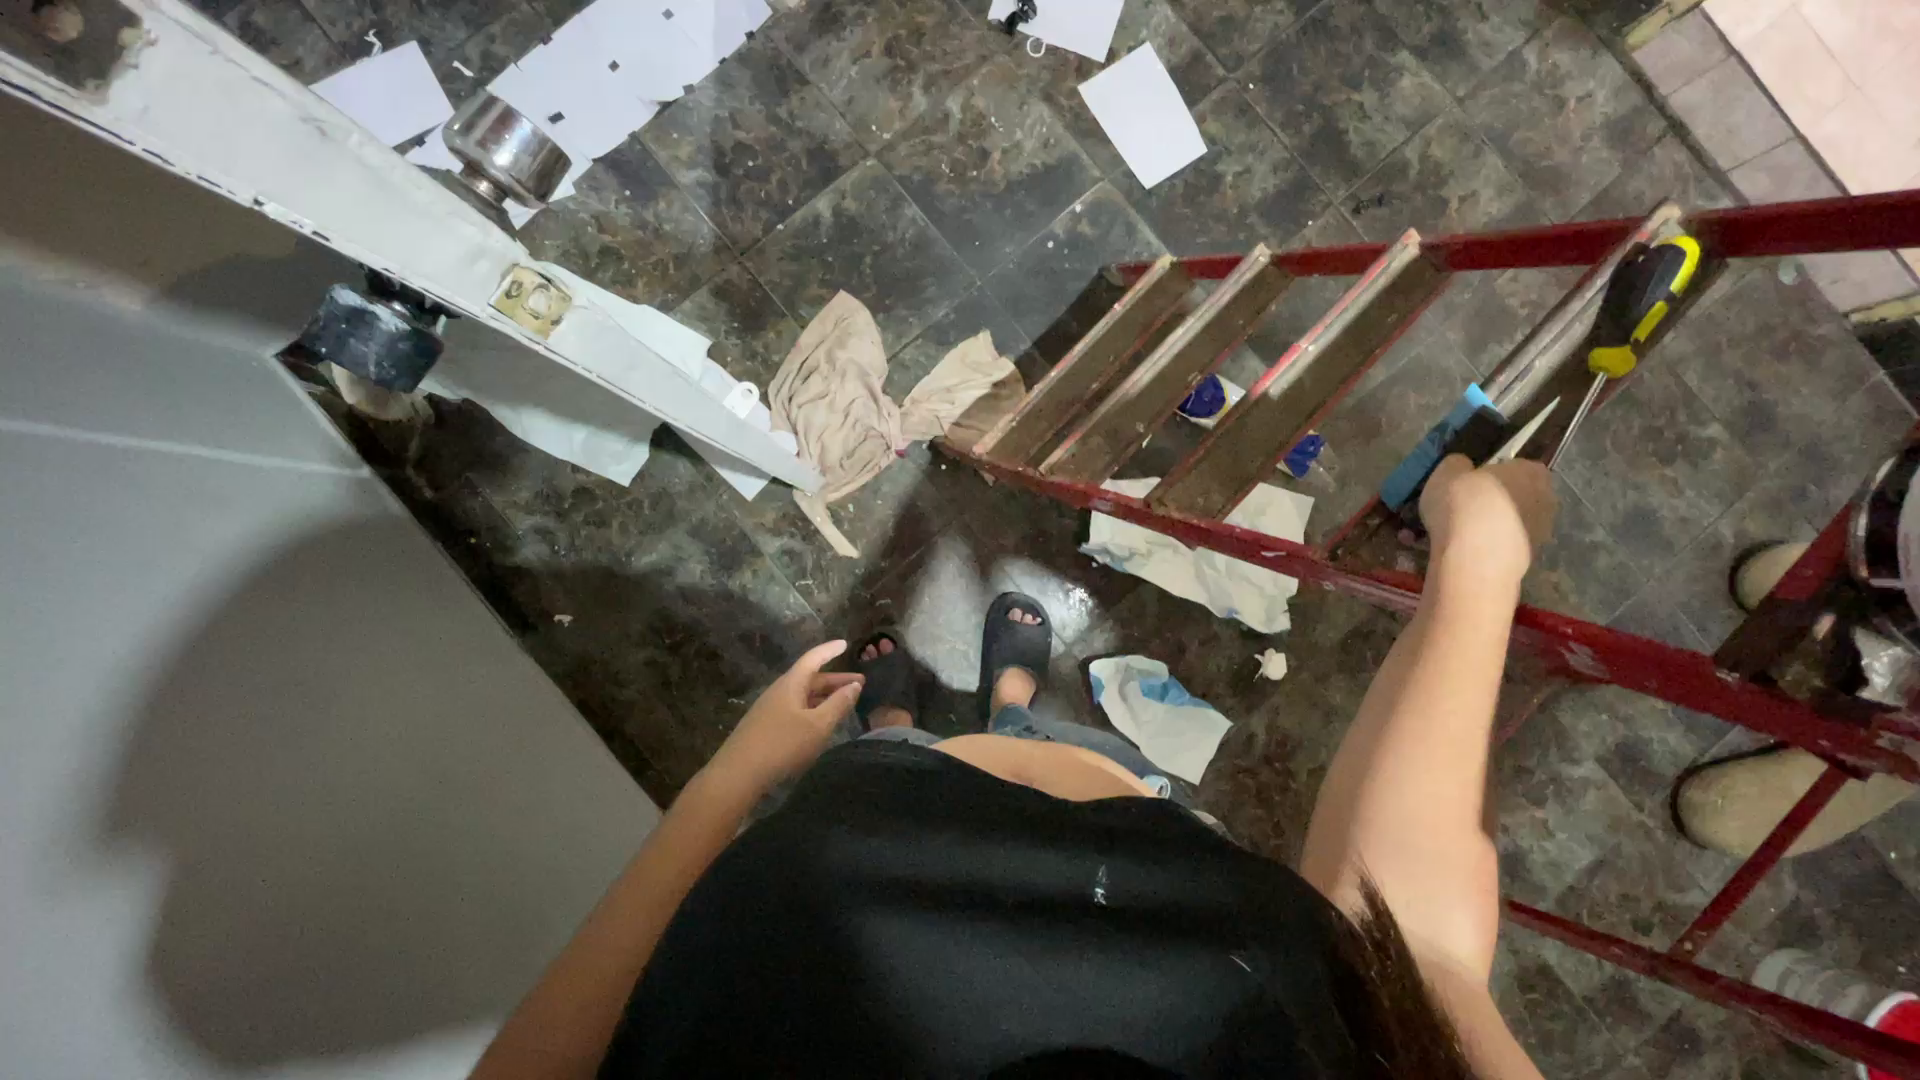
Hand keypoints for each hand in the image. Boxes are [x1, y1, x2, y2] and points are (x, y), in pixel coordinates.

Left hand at [709, 640, 863, 788]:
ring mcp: (770, 709)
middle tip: (859, 683)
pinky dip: (813, 710)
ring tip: (844, 702)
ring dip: (824, 696)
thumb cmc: (783, 745)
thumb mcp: (818, 725)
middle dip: (835, 680)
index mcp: (791, 684)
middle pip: (810, 678)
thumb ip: (839, 704)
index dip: (830, 650)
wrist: (738, 774)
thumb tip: (855, 685)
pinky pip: (795, 709)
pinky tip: (821, 722)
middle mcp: (779, 691)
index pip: (813, 659)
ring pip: (803, 696)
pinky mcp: (766, 727)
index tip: (845, 644)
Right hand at [1419, 455, 1556, 583]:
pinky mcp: (1530, 557)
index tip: (1466, 484)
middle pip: (1515, 495)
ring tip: (1456, 535)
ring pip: (1509, 522)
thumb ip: (1457, 464)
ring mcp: (1541, 530)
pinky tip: (1463, 551)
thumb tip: (1461, 466)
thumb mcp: (1445, 471)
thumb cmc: (1462, 504)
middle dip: (1492, 502)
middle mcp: (1546, 497)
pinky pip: (1503, 546)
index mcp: (1531, 470)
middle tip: (1460, 510)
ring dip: (1489, 526)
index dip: (1489, 474)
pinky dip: (1487, 547)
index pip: (1513, 465)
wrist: (1475, 557)